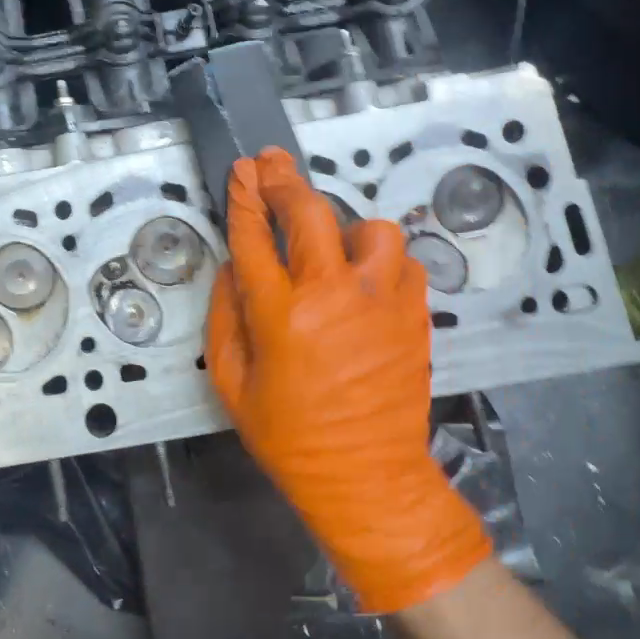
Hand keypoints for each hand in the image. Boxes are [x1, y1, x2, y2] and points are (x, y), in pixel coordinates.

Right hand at [206, 147, 490, 612]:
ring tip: (329, 240)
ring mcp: (381, 302)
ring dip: (344, 224)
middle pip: (308, 213)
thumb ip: (225, 316)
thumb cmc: (287, 434)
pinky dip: (380, 258)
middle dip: (284, 179)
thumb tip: (234, 269)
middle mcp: (332, 296)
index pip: (253, 236)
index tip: (242, 170)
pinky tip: (363, 274)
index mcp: (279, 314)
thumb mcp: (231, 381)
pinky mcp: (414, 316)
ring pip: (371, 229)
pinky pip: (402, 262)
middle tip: (271, 163)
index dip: (244, 196)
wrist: (366, 475)